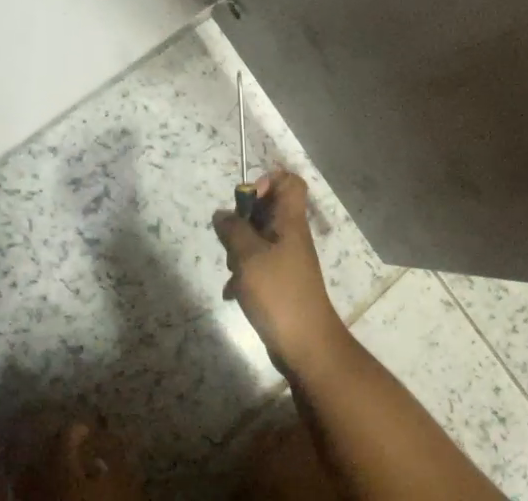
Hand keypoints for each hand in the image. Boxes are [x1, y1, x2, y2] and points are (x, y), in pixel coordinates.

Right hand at [214, 171, 348, 367]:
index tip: (246, 202)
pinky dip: (244, 276)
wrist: (306, 345)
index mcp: (290, 222)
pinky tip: (233, 294)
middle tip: (232, 242)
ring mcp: (287, 260)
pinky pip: (258, 266)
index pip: (290, 182)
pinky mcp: (281, 283)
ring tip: (233, 272)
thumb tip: (222, 214)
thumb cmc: (279, 293)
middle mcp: (291, 236)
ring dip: (239, 252)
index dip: (267, 182)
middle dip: (242, 223)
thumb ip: (233, 231)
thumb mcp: (249, 257)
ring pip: (258, 240)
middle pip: (267, 211)